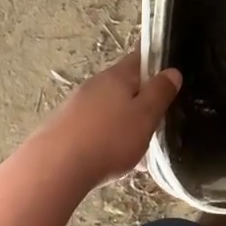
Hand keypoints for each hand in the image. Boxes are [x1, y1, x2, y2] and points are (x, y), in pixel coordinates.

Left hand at [35, 52, 180, 187]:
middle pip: (124, 84)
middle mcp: (94, 84)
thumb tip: (172, 71)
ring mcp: (76, 105)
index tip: (170, 73)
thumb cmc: (109, 138)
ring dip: (124, 120)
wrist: (54, 169)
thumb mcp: (146, 116)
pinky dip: (106, 136)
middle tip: (156, 119)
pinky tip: (111, 159)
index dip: (156, 62)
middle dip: (141, 98)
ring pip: (109, 107)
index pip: (140, 57)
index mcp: (117, 76)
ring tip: (136, 146)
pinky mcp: (63, 127)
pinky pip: (94, 126)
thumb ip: (160, 92)